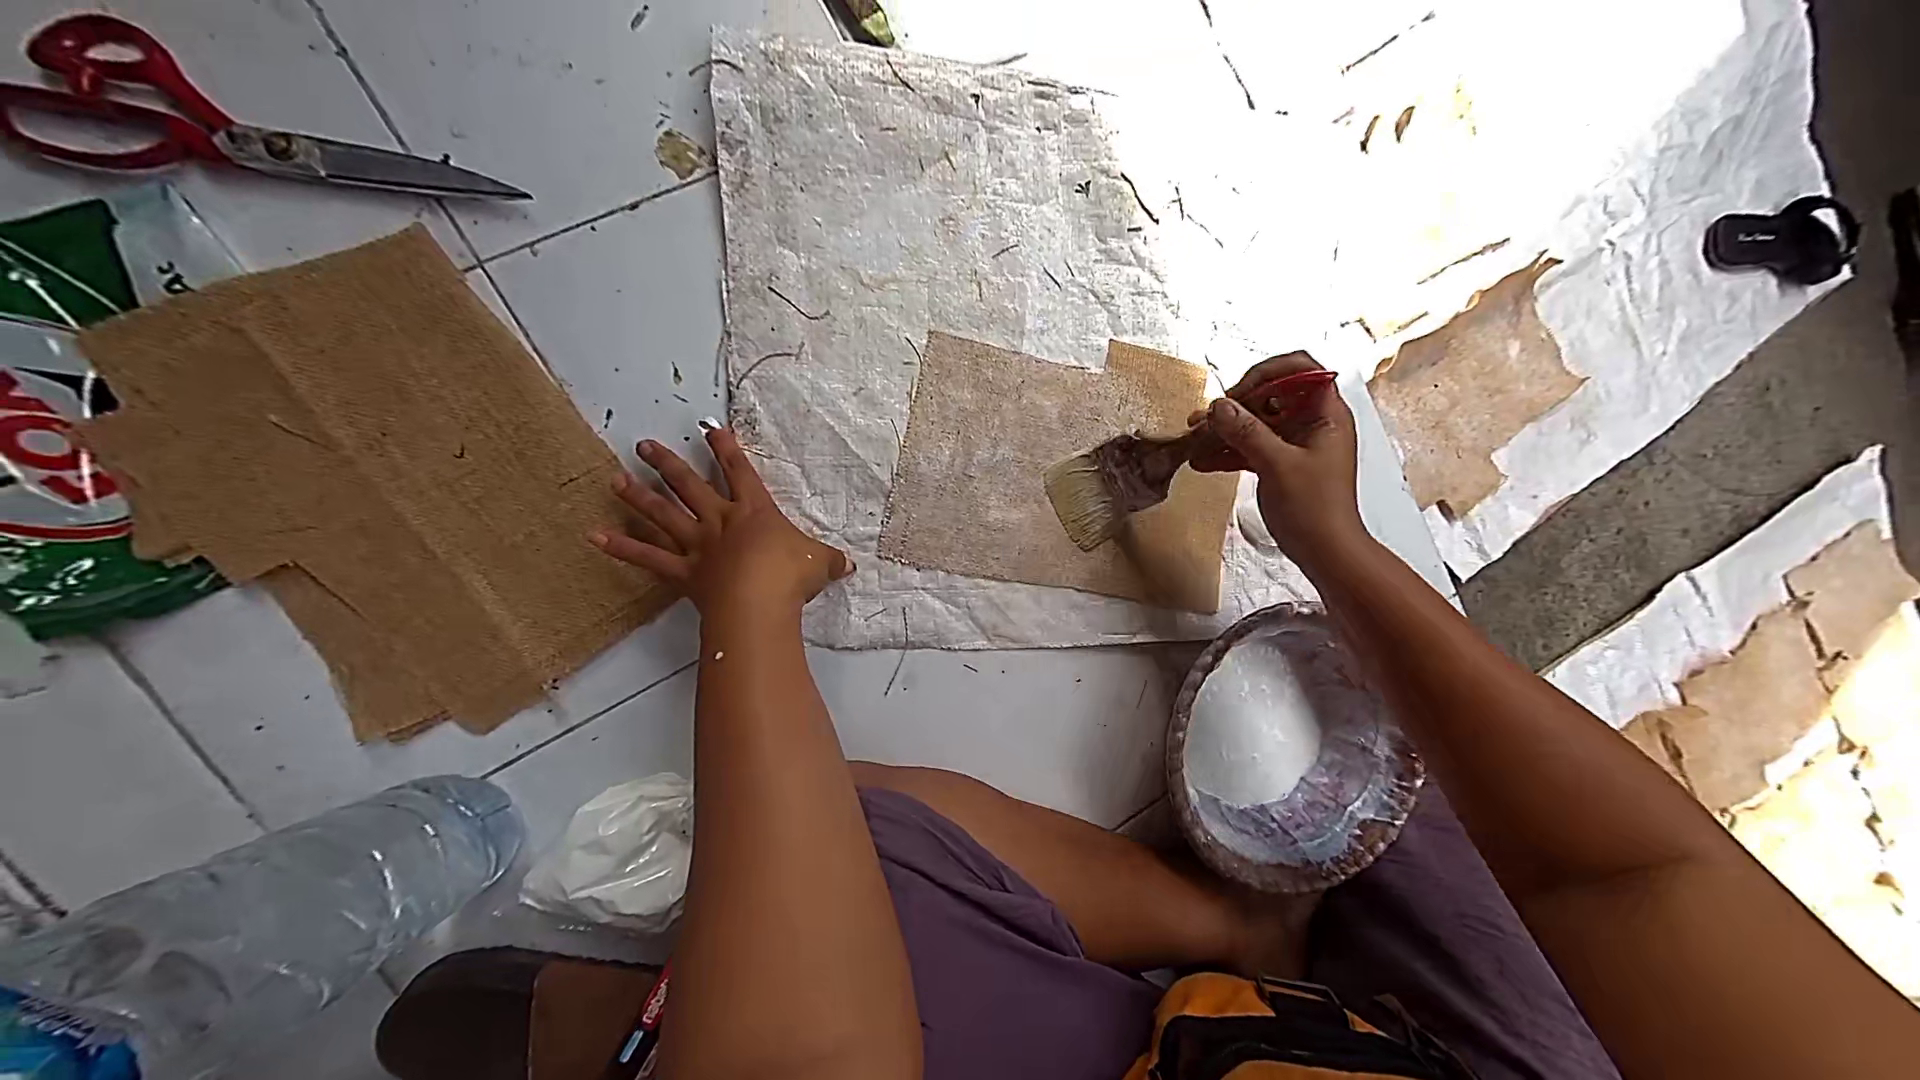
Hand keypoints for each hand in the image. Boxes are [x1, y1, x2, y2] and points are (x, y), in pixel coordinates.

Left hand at [591, 427, 852, 616]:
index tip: (710, 428)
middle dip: (668, 463)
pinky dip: (622, 548)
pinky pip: (648, 558)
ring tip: (616, 479)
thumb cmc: (789, 576)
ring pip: (663, 515)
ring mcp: (698, 545)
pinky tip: (596, 537)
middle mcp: (720, 521)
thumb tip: (850, 566)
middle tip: (645, 445)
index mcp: (754, 511)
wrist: (759, 602)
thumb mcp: (820, 563)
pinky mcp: (683, 572)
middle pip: (690, 485)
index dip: (726, 448)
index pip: (740, 471)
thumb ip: (830, 561)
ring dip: (639, 497)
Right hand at [1189, 351, 1366, 571]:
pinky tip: (1202, 462)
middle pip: (1270, 397)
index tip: (1237, 394)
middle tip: (1205, 421)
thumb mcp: (1278, 465)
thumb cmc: (1315, 510)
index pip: (1301, 370)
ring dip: (1224, 431)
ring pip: (1255, 424)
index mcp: (1326, 414)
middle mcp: (1312, 424)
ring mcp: (1295, 445)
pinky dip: (1228, 453)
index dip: (1267, 374)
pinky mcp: (1280, 464)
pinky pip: (1250, 448)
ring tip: (1194, 441)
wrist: (1326, 553)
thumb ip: (1247, 432)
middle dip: (1234, 407)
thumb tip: (1219, 406)